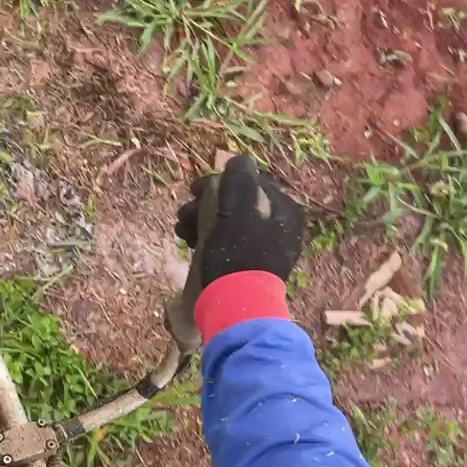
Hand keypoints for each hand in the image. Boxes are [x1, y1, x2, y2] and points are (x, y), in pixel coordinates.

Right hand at [174, 156, 306, 297]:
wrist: (236, 305)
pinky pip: (226, 239)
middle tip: (183, 215)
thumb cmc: (236, 256)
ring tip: (182, 232)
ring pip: (227, 220)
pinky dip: (207, 237)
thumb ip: (239, 181)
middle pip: (235, 202)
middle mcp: (279, 226)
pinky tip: (190, 243)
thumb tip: (239, 161)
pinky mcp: (247, 263)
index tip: (192, 189)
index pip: (249, 182)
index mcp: (284, 211)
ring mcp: (264, 246)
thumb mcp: (236, 212)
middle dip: (205, 204)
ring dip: (201, 220)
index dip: (218, 181)